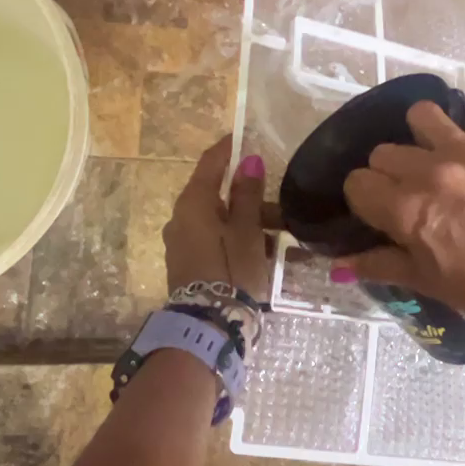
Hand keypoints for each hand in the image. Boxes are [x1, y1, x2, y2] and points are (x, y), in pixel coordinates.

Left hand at [162, 136, 268, 349]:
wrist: (209, 328)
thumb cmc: (231, 273)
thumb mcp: (248, 232)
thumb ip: (247, 195)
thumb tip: (247, 160)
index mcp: (193, 203)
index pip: (210, 163)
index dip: (228, 149)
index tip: (246, 136)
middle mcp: (181, 219)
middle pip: (217, 195)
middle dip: (250, 197)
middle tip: (281, 204)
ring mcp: (182, 243)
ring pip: (220, 221)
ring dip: (249, 223)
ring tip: (283, 237)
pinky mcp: (188, 265)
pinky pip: (216, 241)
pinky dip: (238, 240)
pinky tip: (266, 254)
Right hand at [338, 101, 464, 341]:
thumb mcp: (433, 285)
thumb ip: (383, 264)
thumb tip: (340, 262)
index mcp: (408, 211)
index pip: (356, 182)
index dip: (364, 200)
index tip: (379, 213)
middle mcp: (433, 172)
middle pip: (383, 151)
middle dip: (389, 173)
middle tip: (411, 195)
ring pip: (422, 116)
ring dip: (421, 136)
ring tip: (435, 158)